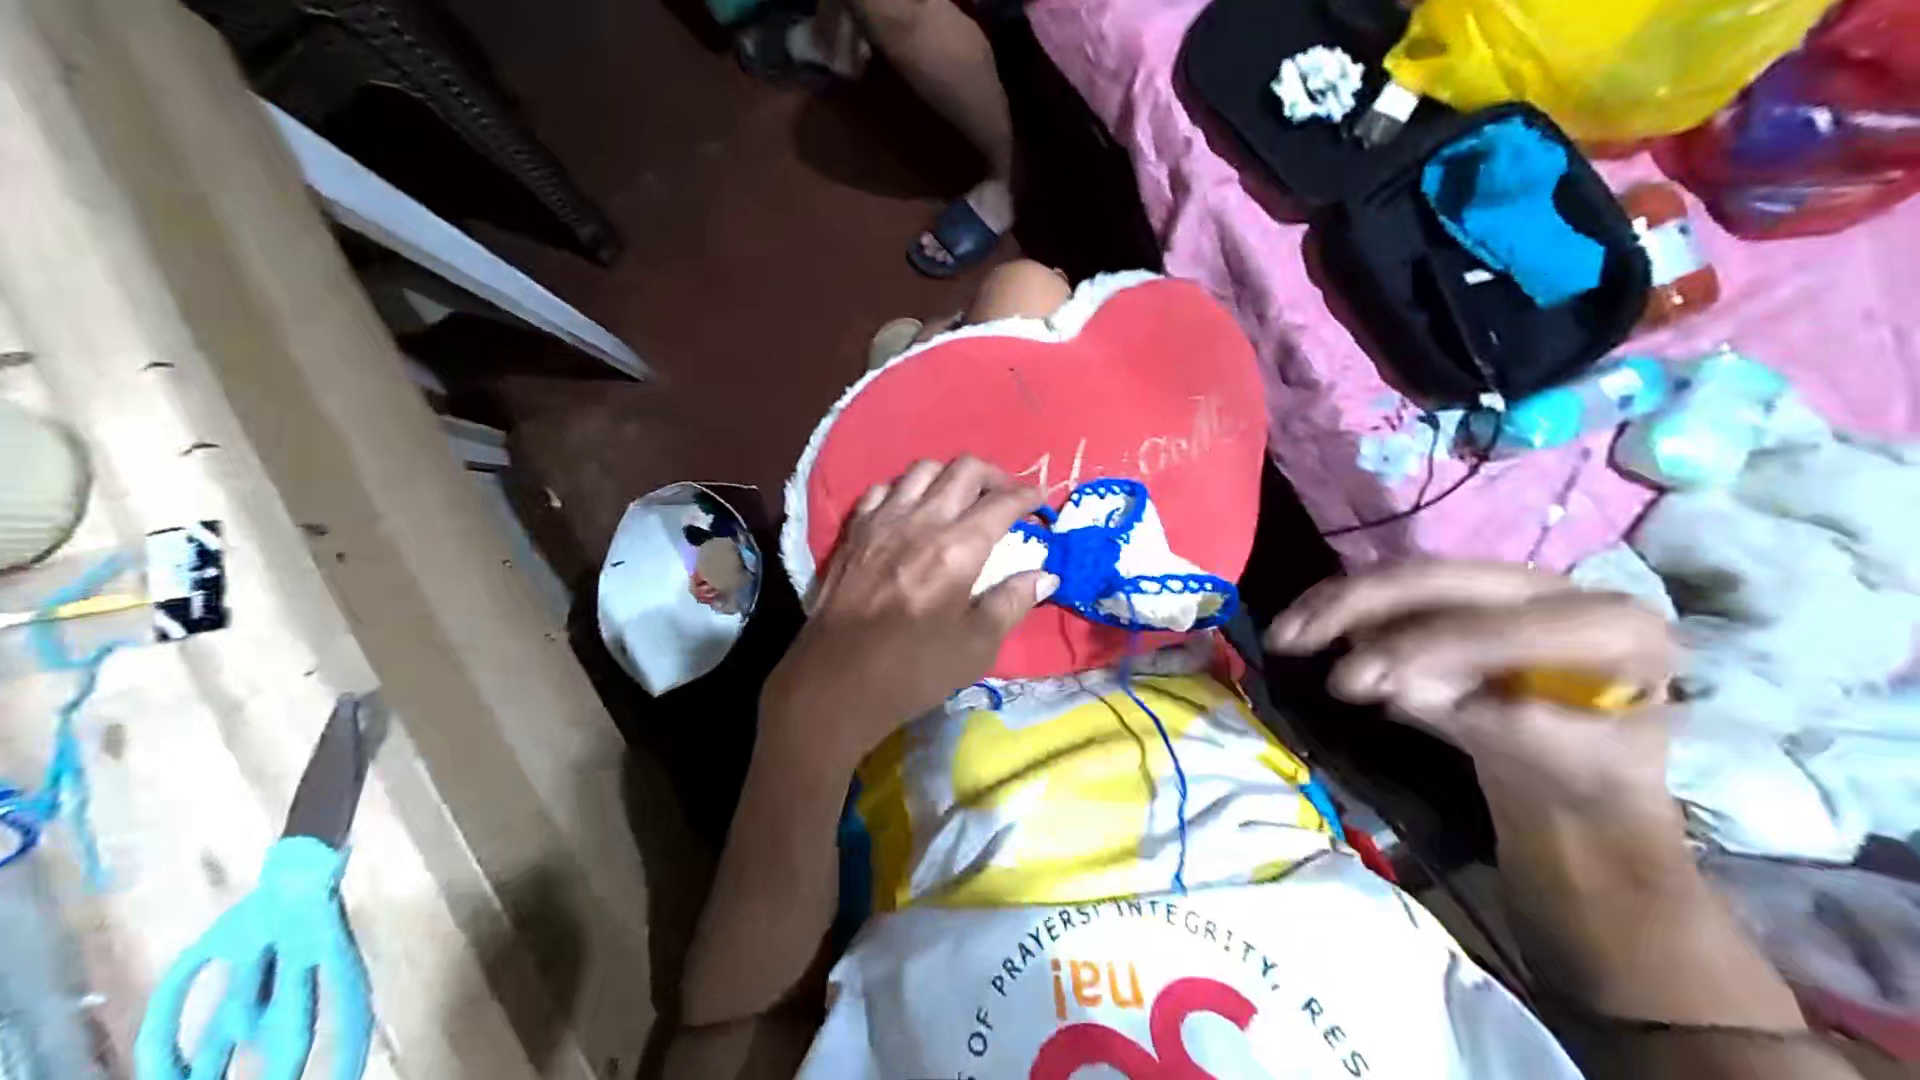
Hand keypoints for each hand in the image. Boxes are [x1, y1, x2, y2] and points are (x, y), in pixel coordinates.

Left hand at [762, 458, 1056, 770]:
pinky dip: (907, 489)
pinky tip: (912, 510)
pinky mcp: (854, 531)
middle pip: (964, 469)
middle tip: (1007, 496)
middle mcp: (921, 522)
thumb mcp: (976, 647)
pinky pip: (884, 488)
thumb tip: (1044, 575)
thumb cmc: (913, 670)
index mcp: (957, 549)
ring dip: (951, 476)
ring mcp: (882, 521)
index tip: (1041, 499)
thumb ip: (1012, 602)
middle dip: (995, 475)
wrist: (836, 681)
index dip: (1028, 495)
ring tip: (961, 499)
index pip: (1001, 502)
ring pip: (923, 469)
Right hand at [1265, 561, 1677, 813]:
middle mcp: (1551, 589)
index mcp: (1613, 626)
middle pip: (1437, 581)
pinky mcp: (1454, 601)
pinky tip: (1302, 627)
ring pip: (1400, 580)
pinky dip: (1338, 608)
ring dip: (1334, 604)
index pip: (1500, 626)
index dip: (1420, 649)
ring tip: (1284, 635)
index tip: (1348, 682)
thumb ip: (1497, 726)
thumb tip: (1403, 692)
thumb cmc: (1587, 782)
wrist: (1578, 782)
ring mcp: (1496, 589)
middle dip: (1358, 607)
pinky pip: (1386, 594)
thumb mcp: (1565, 767)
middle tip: (1294, 639)